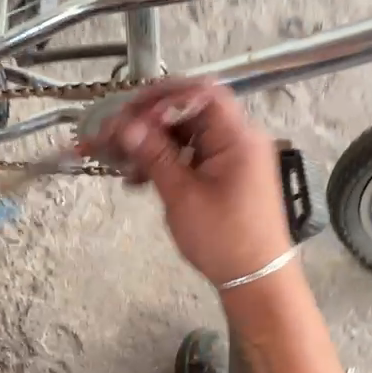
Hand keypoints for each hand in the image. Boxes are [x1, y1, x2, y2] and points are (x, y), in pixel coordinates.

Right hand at [79, 78, 291, 286]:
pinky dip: (165, 160)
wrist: (256, 278)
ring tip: (121, 161)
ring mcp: (234, 156)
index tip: (128, 114)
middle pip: (190, 111)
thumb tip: (126, 127)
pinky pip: (191, 154)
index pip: (199, 94)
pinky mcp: (227, 174)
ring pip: (187, 133)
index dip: (161, 98)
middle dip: (149, 121)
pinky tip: (138, 178)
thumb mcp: (182, 195)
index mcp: (238, 137)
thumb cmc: (224, 238)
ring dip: (152, 142)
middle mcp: (240, 139)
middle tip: (115, 135)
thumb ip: (154, 155)